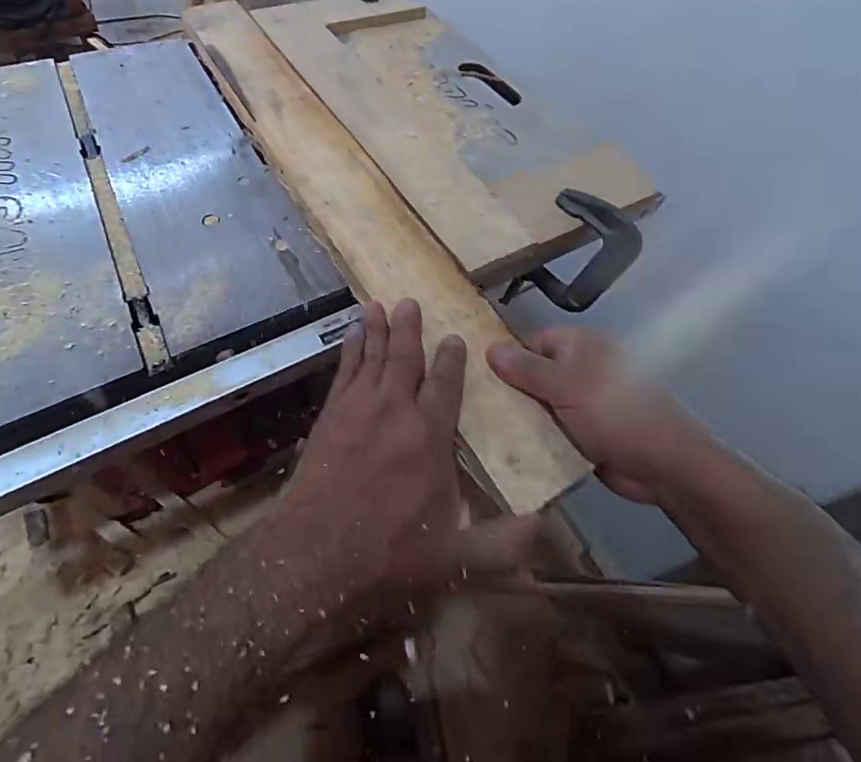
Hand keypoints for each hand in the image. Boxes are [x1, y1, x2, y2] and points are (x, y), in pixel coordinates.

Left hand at [272, 300, 543, 602]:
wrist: (315, 555)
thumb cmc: (390, 555)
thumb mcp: (457, 559)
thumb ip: (503, 542)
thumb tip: (545, 526)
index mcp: (429, 436)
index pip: (445, 386)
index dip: (451, 360)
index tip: (454, 338)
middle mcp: (394, 412)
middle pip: (404, 359)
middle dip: (409, 329)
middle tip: (409, 302)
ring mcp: (357, 411)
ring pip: (371, 358)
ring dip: (376, 330)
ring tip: (376, 305)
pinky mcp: (329, 419)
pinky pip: (343, 373)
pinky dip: (349, 351)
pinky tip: (351, 338)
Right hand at [487, 328, 701, 505]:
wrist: (663, 464)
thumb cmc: (613, 412)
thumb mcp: (564, 385)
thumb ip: (526, 368)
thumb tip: (490, 347)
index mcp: (582, 346)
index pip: (535, 342)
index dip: (510, 358)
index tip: (481, 377)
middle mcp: (583, 370)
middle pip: (536, 375)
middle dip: (512, 391)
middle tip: (477, 407)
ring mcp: (585, 404)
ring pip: (542, 406)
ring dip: (522, 418)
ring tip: (485, 429)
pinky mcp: (586, 434)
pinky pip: (553, 431)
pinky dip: (537, 439)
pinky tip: (510, 448)